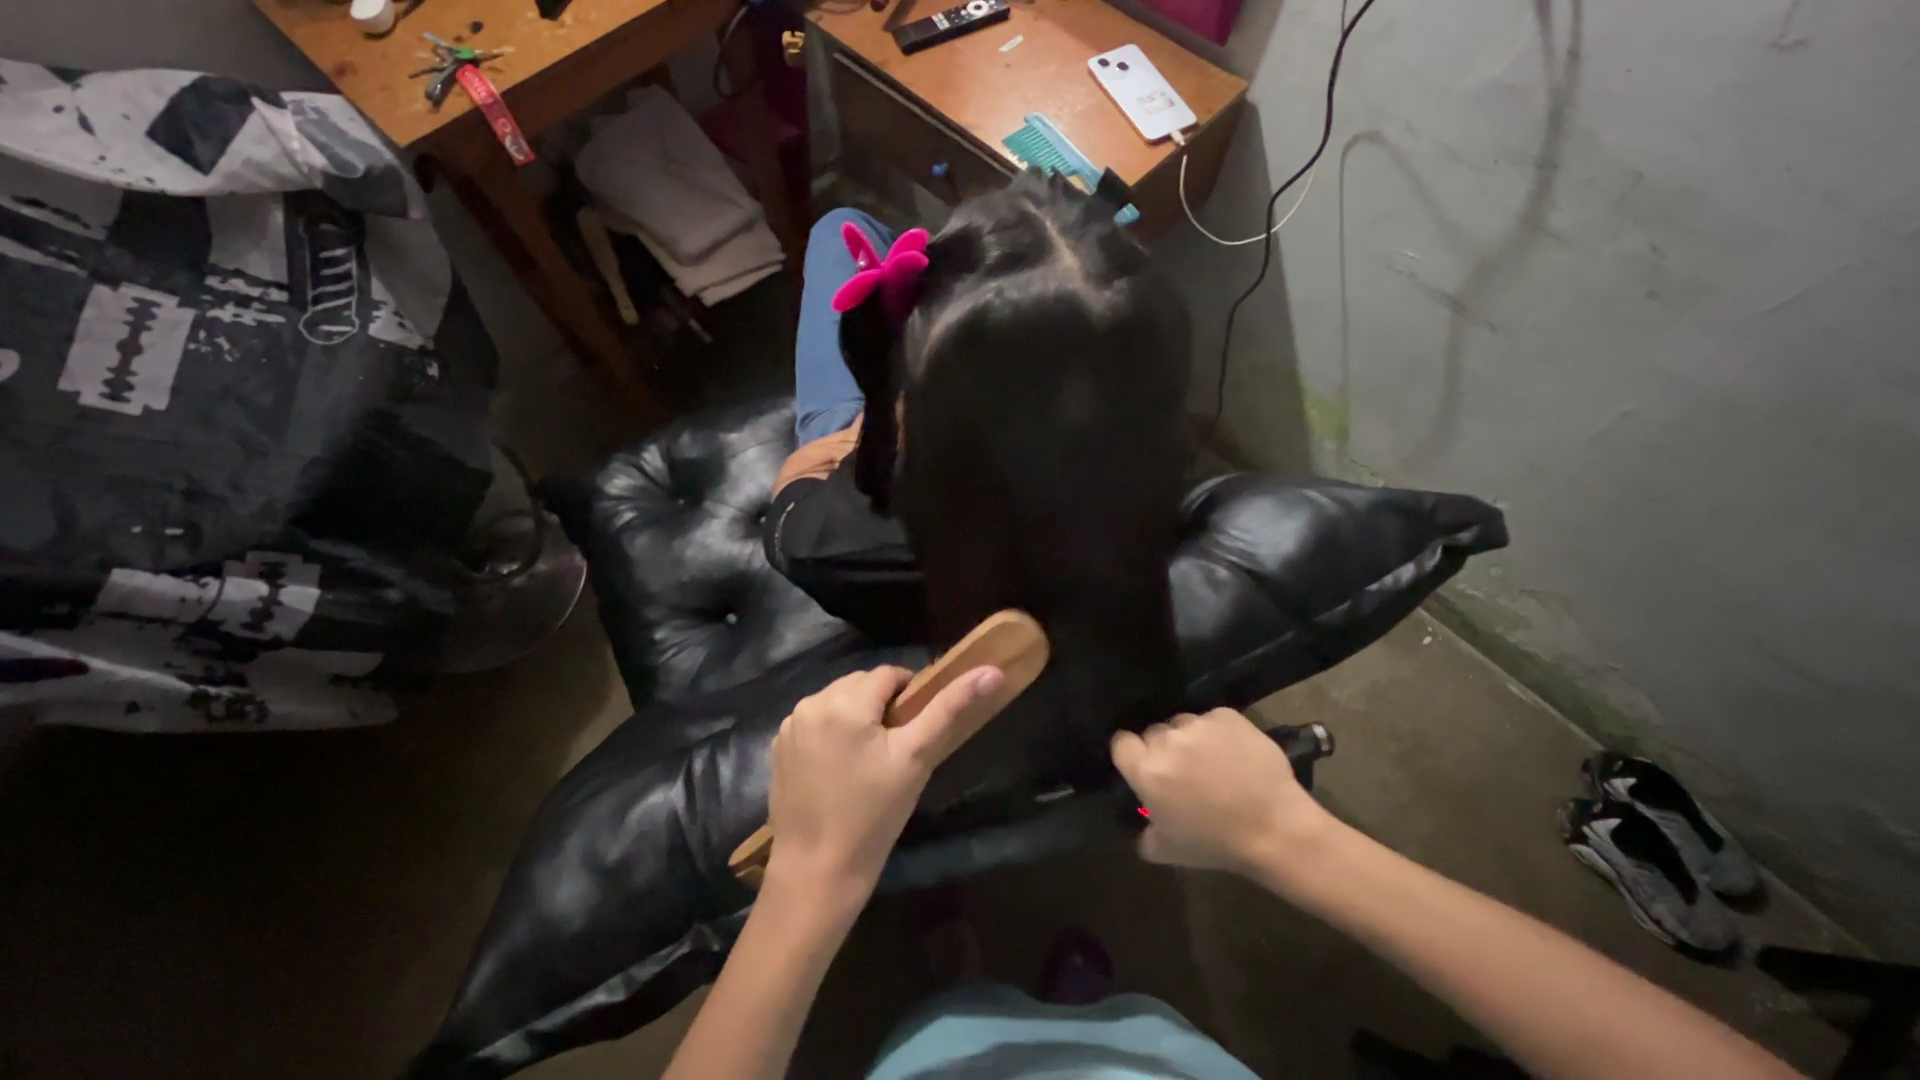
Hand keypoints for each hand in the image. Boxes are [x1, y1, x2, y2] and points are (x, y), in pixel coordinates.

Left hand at [766, 664, 1003, 900]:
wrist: (819, 868)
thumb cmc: (875, 814)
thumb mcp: (917, 758)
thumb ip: (950, 707)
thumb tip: (991, 670)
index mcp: (845, 700)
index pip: (890, 675)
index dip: (910, 696)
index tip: (917, 732)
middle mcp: (812, 702)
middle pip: (861, 684)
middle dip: (881, 706)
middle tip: (896, 750)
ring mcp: (791, 725)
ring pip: (837, 701)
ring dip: (857, 717)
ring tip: (869, 761)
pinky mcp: (779, 746)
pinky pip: (816, 722)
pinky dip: (832, 733)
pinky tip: (841, 770)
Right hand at [1111, 708, 1332, 876]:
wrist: (1275, 828)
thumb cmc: (1217, 843)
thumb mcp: (1167, 850)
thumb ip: (1143, 835)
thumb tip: (1142, 827)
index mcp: (1146, 770)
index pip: (1121, 742)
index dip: (1131, 754)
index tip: (1143, 766)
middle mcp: (1168, 740)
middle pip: (1153, 732)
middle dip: (1162, 748)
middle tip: (1181, 771)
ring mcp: (1199, 725)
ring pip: (1182, 723)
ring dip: (1189, 738)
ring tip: (1211, 760)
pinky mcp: (1228, 716)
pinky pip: (1212, 719)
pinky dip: (1218, 732)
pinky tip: (1233, 753)